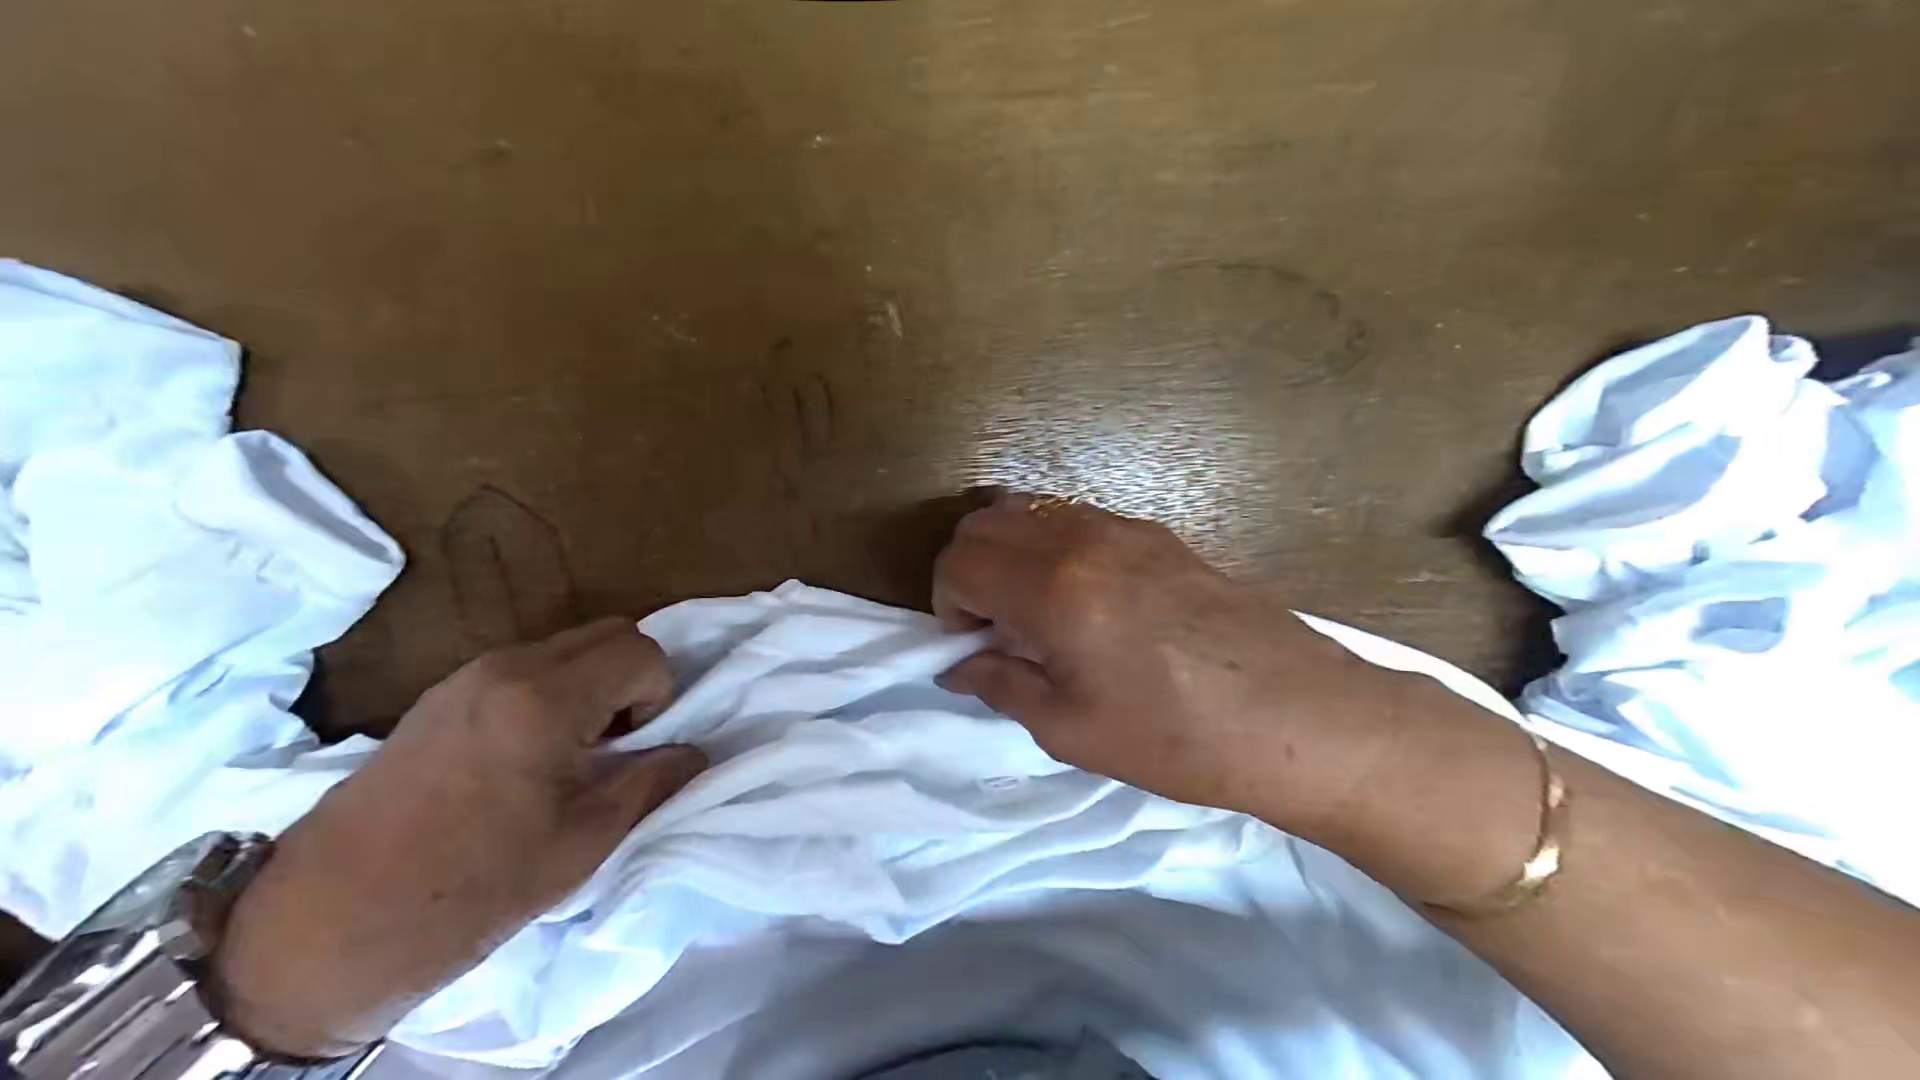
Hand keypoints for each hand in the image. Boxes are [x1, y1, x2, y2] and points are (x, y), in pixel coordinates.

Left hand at [212, 619, 706, 1057]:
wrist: (320, 928)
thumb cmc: (468, 889)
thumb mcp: (582, 843)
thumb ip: (653, 781)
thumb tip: (695, 752)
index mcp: (544, 698)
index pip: (642, 650)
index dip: (659, 694)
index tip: (635, 746)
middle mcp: (506, 667)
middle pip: (610, 631)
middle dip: (634, 676)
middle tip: (616, 741)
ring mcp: (467, 675)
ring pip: (569, 644)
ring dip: (595, 682)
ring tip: (575, 749)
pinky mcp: (440, 693)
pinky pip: (528, 664)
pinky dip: (556, 688)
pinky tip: (529, 751)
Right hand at [933, 494, 1539, 902]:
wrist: (1299, 717)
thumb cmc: (1177, 737)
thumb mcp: (1072, 730)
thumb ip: (1001, 684)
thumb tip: (957, 667)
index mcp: (1053, 589)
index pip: (959, 562)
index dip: (948, 604)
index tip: (974, 644)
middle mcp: (1081, 539)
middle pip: (984, 522)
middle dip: (969, 570)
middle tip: (996, 625)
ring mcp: (1124, 526)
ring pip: (1028, 508)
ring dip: (1009, 551)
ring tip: (1036, 608)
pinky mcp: (1157, 531)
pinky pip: (1075, 516)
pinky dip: (1050, 543)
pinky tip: (1083, 594)